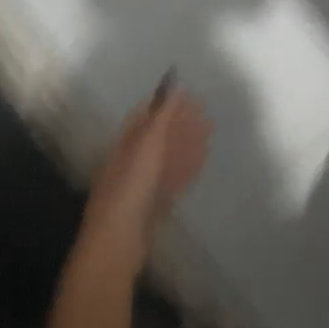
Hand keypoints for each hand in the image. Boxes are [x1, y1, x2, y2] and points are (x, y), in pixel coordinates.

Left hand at [77, 85, 211, 275]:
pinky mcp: (153, 204)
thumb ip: (162, 116)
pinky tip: (201, 160)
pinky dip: (187, 165)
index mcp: (125, 144)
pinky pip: (173, 178)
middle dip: (181, 122)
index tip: (191, 94)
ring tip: (210, 131)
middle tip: (206, 110)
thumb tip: (175, 84)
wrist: (118, 243)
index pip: (146, 116)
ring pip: (168, 157)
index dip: (168, 104)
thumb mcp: (147, 146)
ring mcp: (142, 184)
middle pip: (159, 135)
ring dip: (188, 142)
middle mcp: (131, 161)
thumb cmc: (130, 189)